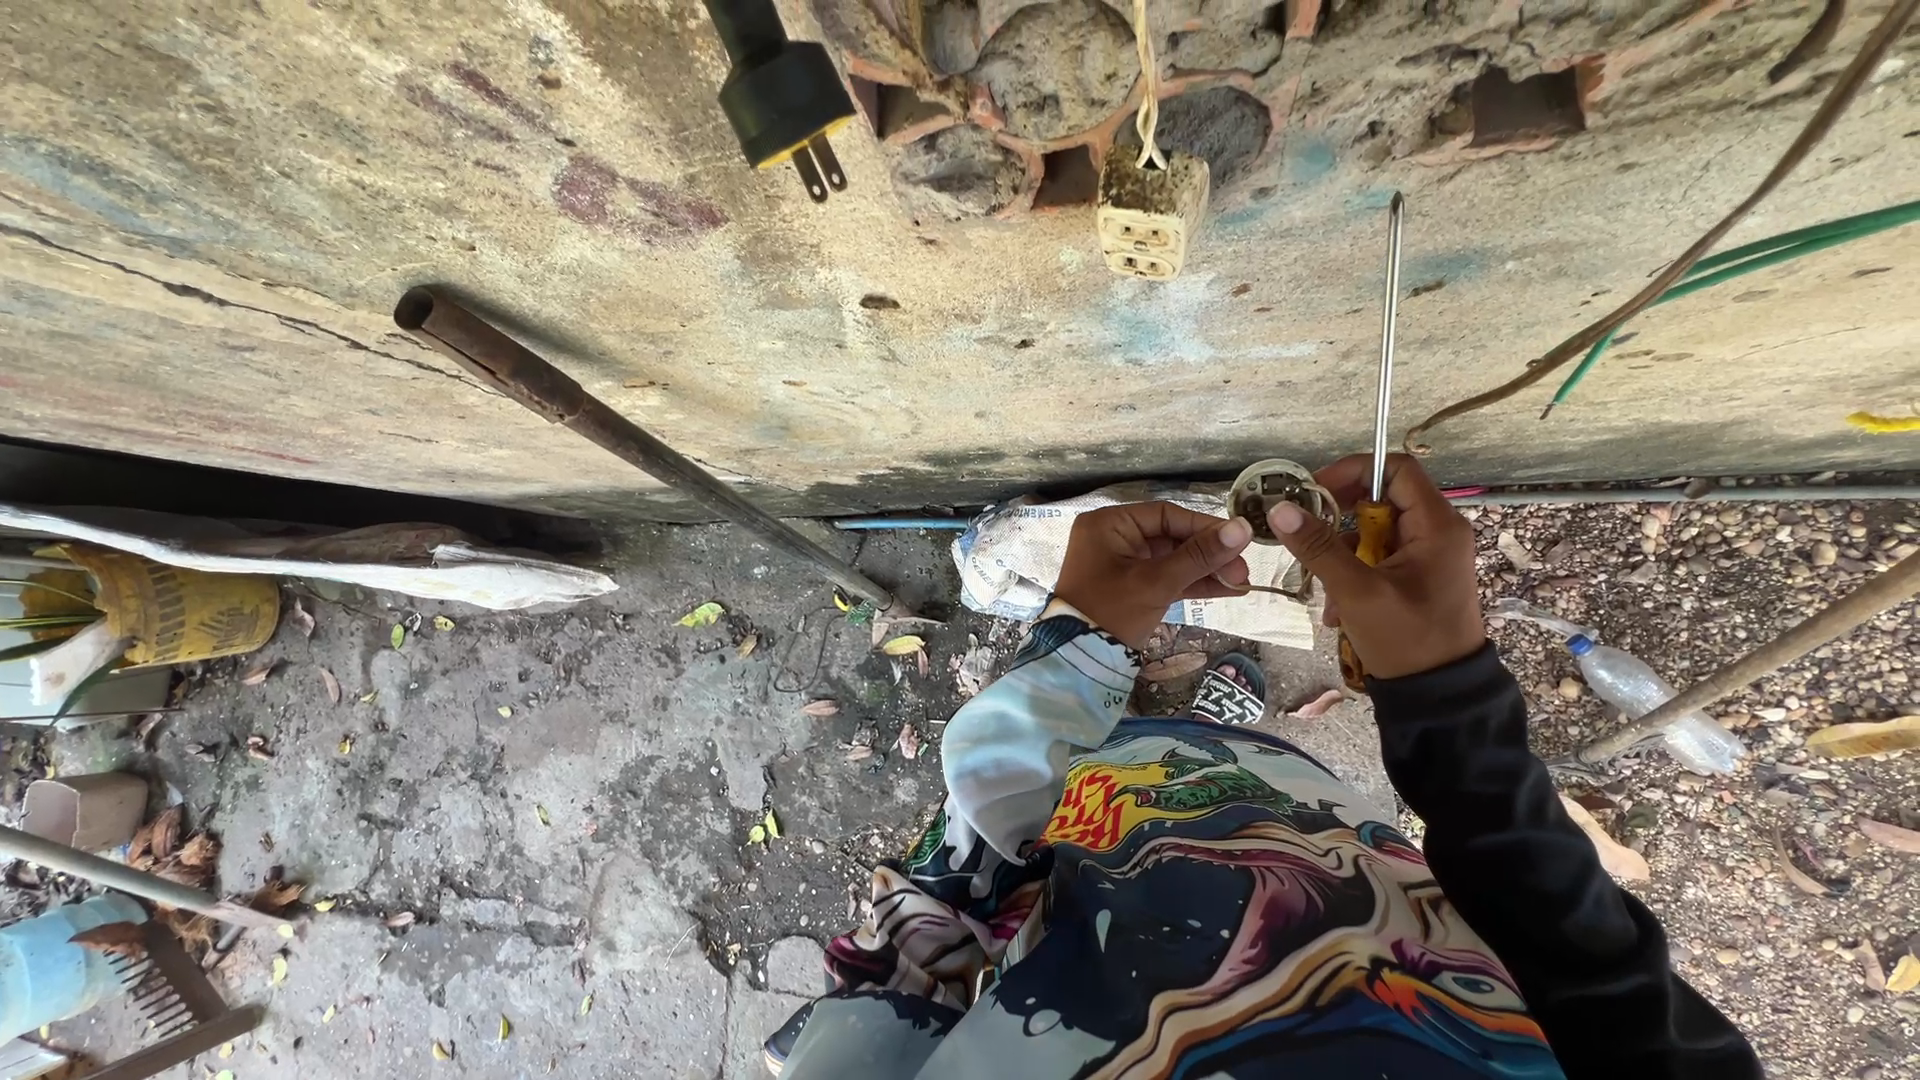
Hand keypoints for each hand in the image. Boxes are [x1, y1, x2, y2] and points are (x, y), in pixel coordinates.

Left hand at [1053, 502, 1253, 647]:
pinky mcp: (1130, 586)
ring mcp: (1121, 562)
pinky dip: (1191, 584)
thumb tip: (1243, 528)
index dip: (1204, 528)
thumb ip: (1199, 556)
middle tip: (1243, 571)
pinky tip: (1226, 590)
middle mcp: (1113, 536)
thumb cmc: (1111, 612)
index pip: (1166, 515)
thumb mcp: (1156, 582)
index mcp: (1109, 524)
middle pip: (1171, 536)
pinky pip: (1164, 577)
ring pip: (1171, 559)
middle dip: (1208, 554)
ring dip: (1205, 570)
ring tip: (1241, 583)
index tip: (1239, 540)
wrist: (1079, 659)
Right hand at [1266, 453, 1483, 679]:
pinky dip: (1351, 574)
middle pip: (1379, 500)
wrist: (1440, 695)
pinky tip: (1338, 607)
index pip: (1395, 469)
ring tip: (1324, 588)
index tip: (1314, 491)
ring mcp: (1427, 556)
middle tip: (1306, 537)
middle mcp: (1437, 532)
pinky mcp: (1415, 578)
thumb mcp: (1357, 592)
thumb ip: (1319, 547)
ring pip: (1372, 532)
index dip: (1352, 470)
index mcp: (1437, 526)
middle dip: (1338, 520)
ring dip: (1340, 555)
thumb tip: (1281, 509)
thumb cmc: (1407, 639)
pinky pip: (1376, 558)